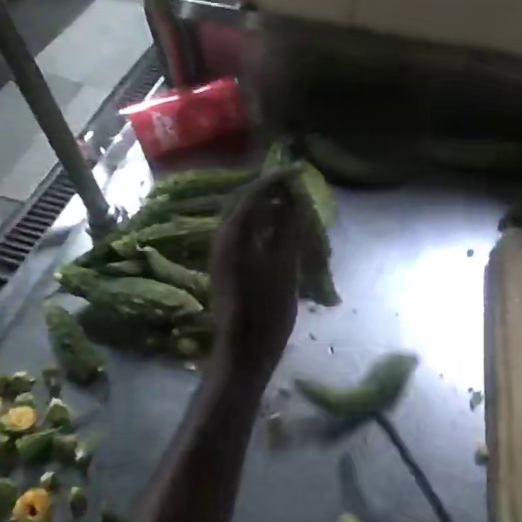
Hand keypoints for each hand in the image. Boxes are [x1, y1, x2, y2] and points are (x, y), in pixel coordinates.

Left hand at [207, 171, 305, 385]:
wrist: (242, 353)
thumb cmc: (266, 310)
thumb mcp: (285, 265)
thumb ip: (289, 227)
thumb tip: (295, 196)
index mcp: (233, 233)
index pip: (254, 192)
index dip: (277, 178)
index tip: (299, 169)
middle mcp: (222, 238)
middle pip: (243, 201)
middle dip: (268, 188)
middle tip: (294, 183)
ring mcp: (221, 253)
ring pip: (242, 217)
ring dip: (264, 205)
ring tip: (290, 203)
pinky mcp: (226, 266)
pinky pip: (243, 232)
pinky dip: (261, 223)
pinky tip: (279, 231)